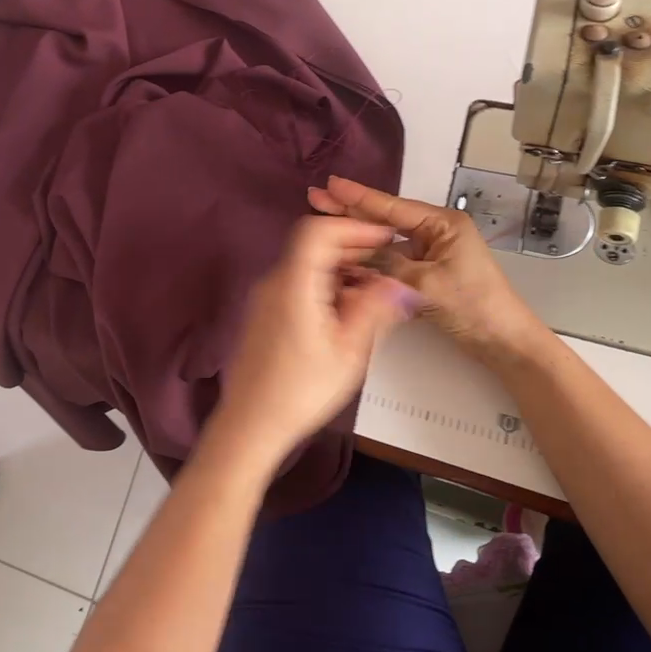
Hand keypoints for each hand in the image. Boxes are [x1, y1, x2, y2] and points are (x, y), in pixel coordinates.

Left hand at [212, 217, 415, 460]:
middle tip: (387, 263)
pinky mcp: (264, 314)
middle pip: (312, 245)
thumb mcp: (349, 351)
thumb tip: (400, 283)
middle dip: (352, 248)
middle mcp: (274, 282)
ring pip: (306, 265)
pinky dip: (325, 285)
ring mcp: (265, 298)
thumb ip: (375, 309)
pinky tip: (347, 309)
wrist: (250, 424)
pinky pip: (297, 284)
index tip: (386, 239)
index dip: (354, 227)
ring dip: (341, 269)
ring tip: (375, 290)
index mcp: (293, 283)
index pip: (318, 230)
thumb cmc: (300, 391)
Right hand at [309, 176, 546, 358]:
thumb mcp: (426, 284)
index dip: (358, 197)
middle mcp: (435, 232)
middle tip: (316, 197)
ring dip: (358, 240)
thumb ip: (388, 265)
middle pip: (386, 220)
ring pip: (386, 243)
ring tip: (324, 228)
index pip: (392, 207)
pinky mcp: (427, 274)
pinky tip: (346, 261)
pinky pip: (392, 263)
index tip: (330, 184)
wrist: (504, 342)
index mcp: (442, 224)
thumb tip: (355, 256)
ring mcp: (431, 254)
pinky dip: (371, 263)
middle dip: (351, 211)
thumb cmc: (473, 306)